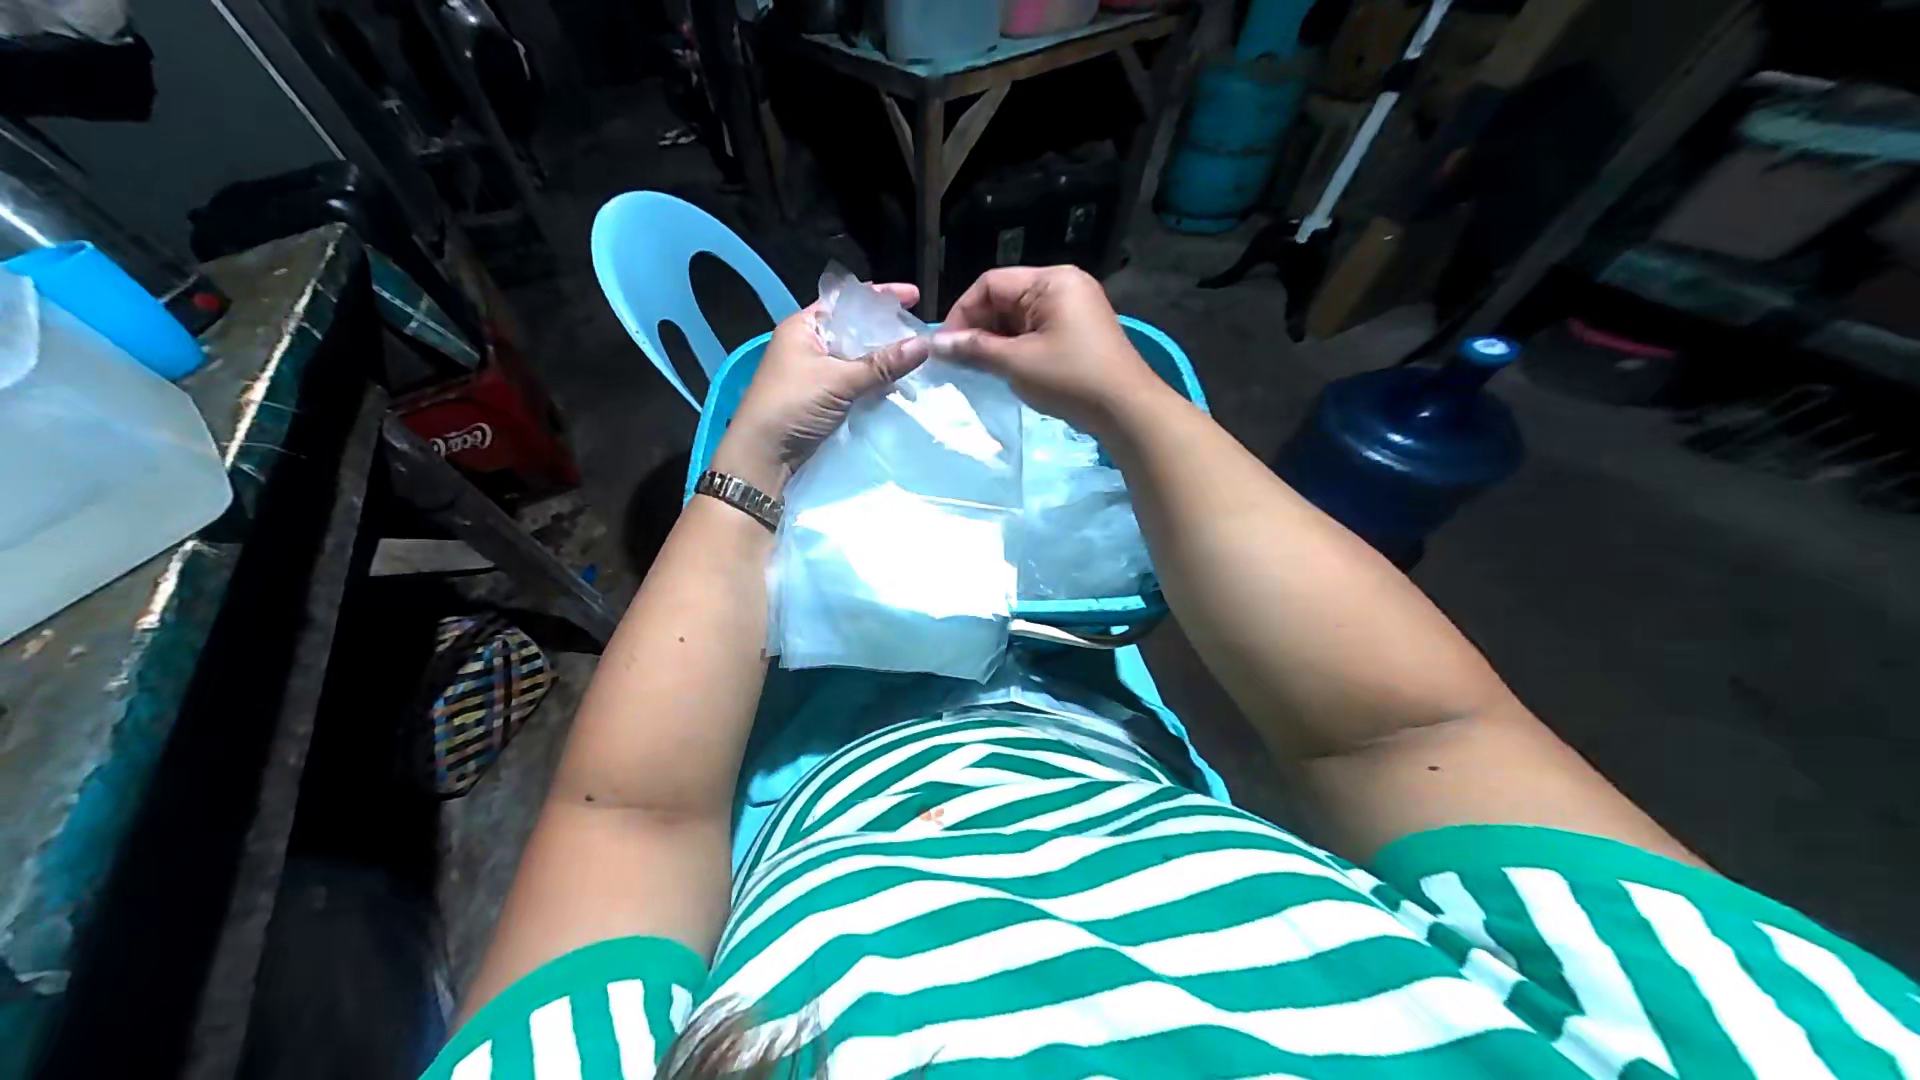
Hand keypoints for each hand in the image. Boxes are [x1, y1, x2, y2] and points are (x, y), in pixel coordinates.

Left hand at [710, 283, 930, 496]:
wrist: (763, 455)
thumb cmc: (792, 404)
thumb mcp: (838, 380)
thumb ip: (881, 364)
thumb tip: (924, 344)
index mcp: (804, 326)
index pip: (847, 300)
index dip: (880, 295)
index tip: (914, 297)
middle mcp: (809, 344)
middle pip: (855, 329)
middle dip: (886, 330)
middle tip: (920, 332)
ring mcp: (815, 373)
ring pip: (857, 357)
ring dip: (883, 359)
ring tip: (917, 357)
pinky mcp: (822, 398)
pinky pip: (855, 381)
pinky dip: (875, 381)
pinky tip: (899, 385)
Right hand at [932, 266, 1169, 433]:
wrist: (1126, 410)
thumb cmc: (1070, 379)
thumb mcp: (1016, 363)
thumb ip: (974, 349)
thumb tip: (935, 344)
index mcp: (1051, 280)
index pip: (990, 283)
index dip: (962, 312)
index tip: (945, 346)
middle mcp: (1063, 285)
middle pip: (1005, 298)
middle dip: (978, 328)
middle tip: (958, 361)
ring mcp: (1073, 308)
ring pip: (1019, 317)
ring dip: (995, 341)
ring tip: (977, 368)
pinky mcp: (1078, 331)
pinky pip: (1036, 330)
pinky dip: (1016, 347)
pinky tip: (1003, 369)